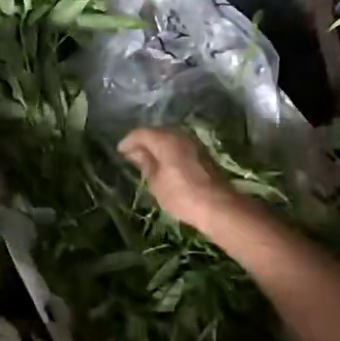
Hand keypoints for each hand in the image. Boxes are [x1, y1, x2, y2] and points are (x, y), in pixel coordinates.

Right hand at [118, 127, 243, 234]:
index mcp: (165, 139)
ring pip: (170, 139)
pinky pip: (180, 147)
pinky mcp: (203, 155)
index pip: (140, 134)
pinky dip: (169, 152)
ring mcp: (194, 144)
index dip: (128, 142)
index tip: (120, 152)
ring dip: (157, 147)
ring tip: (147, 160)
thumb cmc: (180, 194)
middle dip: (143, 142)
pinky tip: (164, 164)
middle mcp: (180, 136)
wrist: (219, 207)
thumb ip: (145, 163)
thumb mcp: (155, 182)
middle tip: (132, 155)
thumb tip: (137, 153)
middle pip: (156, 133)